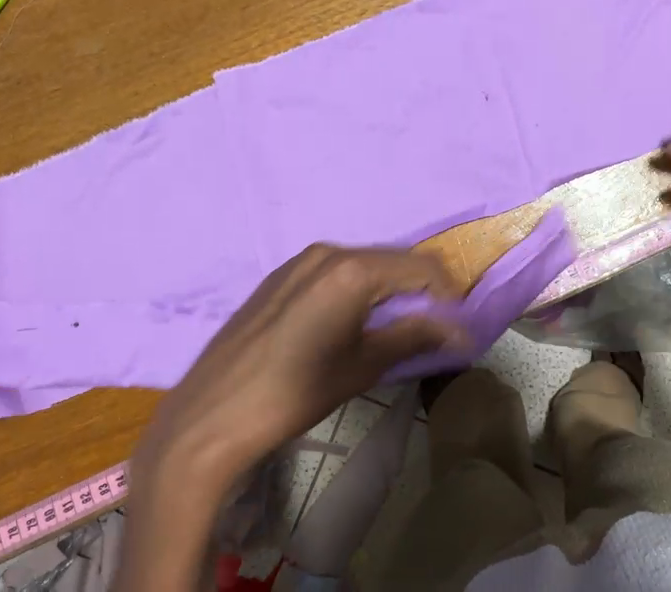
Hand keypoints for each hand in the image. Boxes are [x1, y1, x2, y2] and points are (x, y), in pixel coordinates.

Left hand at [134, 245, 465, 493]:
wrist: (209, 418)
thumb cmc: (294, 394)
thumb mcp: (363, 366)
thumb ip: (415, 337)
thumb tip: (462, 331)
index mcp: (352, 269)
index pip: (422, 267)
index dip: (449, 295)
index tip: (460, 327)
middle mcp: (328, 251)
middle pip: (393, 261)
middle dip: (421, 292)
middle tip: (436, 329)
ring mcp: (299, 262)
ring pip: (364, 265)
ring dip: (389, 291)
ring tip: (398, 329)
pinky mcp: (279, 278)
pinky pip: (334, 274)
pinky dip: (357, 291)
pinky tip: (355, 323)